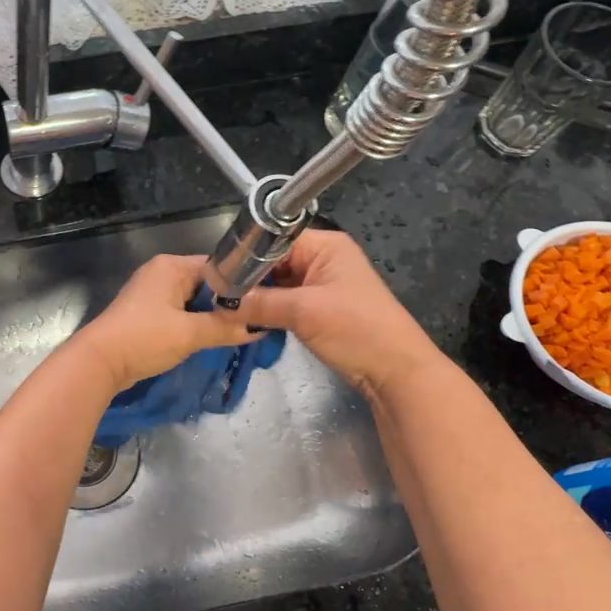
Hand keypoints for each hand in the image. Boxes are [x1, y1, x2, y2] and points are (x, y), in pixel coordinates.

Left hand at [68, 255, 261, 392]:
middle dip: (228, 303)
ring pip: (194, 300)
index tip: (264, 301)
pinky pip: (180, 313)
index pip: (218, 266)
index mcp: (172, 266)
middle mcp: (162, 273)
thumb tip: (259, 328)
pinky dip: (195, 324)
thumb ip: (226, 328)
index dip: (242, 283)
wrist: (98, 362)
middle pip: (207, 283)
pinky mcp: (147, 313)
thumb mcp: (190, 334)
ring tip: (241, 331)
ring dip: (212, 316)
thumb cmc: (144, 339)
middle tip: (256, 320)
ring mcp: (152, 293)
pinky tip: (213, 338)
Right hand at [232, 230, 438, 392]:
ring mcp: (322, 285)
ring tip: (225, 309)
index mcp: (325, 245)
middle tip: (216, 296)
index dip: (245, 255)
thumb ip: (259, 304)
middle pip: (273, 261)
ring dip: (257, 298)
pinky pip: (285, 302)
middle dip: (247, 279)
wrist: (395, 371)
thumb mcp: (304, 312)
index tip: (215, 275)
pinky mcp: (320, 309)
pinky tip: (247, 320)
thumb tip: (218, 302)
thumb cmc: (357, 330)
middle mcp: (323, 259)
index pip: (273, 239)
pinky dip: (269, 311)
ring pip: (277, 284)